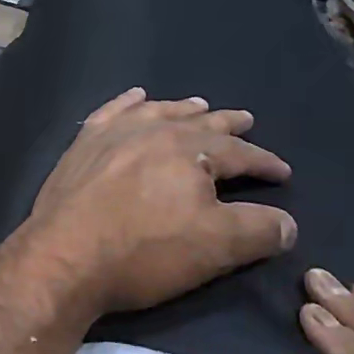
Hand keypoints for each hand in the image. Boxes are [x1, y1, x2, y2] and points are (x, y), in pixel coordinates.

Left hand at [12, 87, 297, 319]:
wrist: (65, 257)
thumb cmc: (144, 251)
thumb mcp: (214, 247)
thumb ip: (257, 230)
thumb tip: (288, 223)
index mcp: (191, 151)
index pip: (238, 152)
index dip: (264, 162)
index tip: (283, 171)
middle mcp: (156, 130)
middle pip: (201, 123)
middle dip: (228, 124)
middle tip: (246, 118)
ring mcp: (116, 132)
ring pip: (160, 111)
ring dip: (184, 109)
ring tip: (201, 104)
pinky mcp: (85, 143)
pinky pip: (112, 111)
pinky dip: (128, 102)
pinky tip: (136, 96)